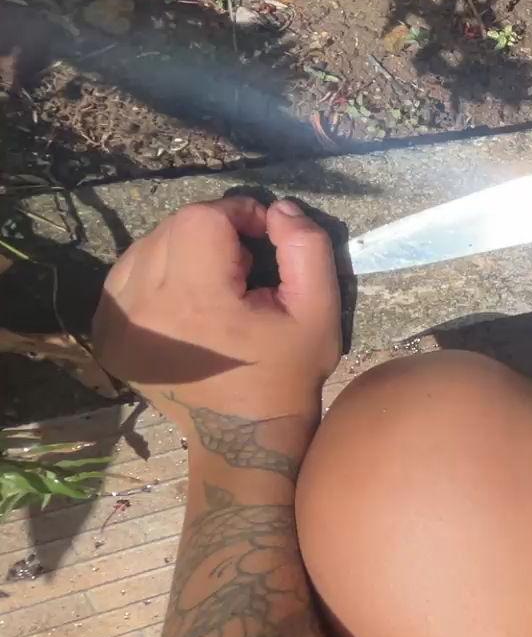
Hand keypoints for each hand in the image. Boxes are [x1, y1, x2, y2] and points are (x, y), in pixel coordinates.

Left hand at [93, 196, 340, 455]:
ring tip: (223, 277)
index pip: (201, 219)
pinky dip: (163, 271)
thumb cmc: (291, 367)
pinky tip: (194, 294)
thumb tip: (281, 208)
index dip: (240, 213)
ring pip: (143, 248)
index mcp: (197, 300)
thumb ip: (306, 250)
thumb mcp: (320, 308)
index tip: (269, 235)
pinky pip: (126, 277)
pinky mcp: (107, 334)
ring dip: (187, 248)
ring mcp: (116, 322)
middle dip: (216, 229)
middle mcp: (142, 307)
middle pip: (170, 228)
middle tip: (252, 258)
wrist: (243, 427)